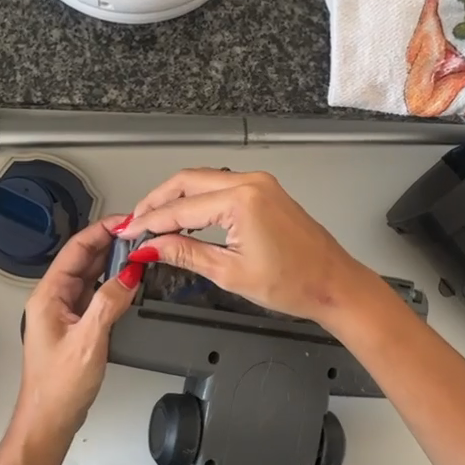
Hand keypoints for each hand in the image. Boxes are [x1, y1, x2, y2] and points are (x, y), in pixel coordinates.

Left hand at [11, 218, 139, 448]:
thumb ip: (109, 303)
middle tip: (140, 232)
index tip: (127, 221)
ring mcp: (64, 311)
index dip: (101, 231)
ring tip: (139, 250)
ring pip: (90, 274)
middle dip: (111, 243)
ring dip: (113, 262)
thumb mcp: (88, 341)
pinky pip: (95, 293)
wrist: (49, 421)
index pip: (76, 249)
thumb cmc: (58, 387)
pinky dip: (112, 282)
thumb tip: (130, 272)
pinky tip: (129, 280)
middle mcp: (53, 298)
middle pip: (83, 258)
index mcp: (48, 295)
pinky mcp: (75, 324)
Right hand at [120, 169, 382, 324]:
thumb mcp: (230, 273)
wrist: (334, 284)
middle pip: (188, 181)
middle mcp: (250, 182)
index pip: (181, 208)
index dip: (150, 222)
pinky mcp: (266, 190)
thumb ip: (186, 254)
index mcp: (241, 201)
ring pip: (204, 180)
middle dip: (157, 200)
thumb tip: (152, 247)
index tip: (130, 233)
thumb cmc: (294, 283)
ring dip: (177, 197)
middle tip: (136, 222)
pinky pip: (222, 185)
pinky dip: (198, 197)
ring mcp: (260, 183)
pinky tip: (186, 215)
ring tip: (155, 220)